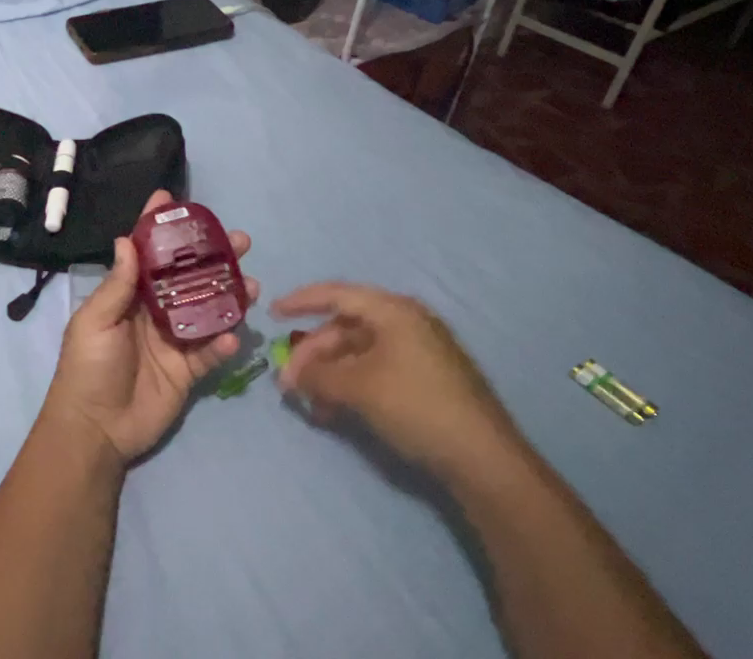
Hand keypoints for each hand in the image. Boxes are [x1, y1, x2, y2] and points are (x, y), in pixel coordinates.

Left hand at [42, 191, 256, 465]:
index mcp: (127, 297)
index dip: (156, 227)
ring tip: (254, 284)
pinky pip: (212, 352)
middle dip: (213, 257)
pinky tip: (235, 335)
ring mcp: (173, 342)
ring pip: (208, 310)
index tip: (172, 199)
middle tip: (240, 240)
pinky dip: (225, 342)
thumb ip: (118, 284)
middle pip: (187, 278)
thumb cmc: (88, 367)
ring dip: (231, 295)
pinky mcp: (188, 372)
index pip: (144, 254)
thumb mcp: (96, 321)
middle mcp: (153, 313)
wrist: (96, 428)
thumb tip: (127, 238)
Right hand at [272, 283, 522, 481]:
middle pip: (344, 328)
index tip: (271, 314)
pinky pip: (374, 370)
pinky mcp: (424, 378)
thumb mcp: (357, 387)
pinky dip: (350, 385)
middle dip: (312, 354)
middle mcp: (406, 323)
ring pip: (357, 353)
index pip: (336, 294)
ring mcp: (418, 351)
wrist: (481, 457)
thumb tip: (292, 373)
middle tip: (288, 383)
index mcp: (393, 311)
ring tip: (310, 404)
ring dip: (329, 375)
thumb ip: (317, 374)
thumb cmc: (415, 406)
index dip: (300, 302)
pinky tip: (335, 412)